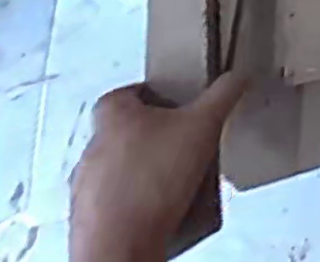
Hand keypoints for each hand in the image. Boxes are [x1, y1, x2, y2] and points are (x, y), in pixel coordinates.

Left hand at [69, 74, 248, 261]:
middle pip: (119, 132)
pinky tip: (162, 206)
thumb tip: (236, 76)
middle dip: (149, 132)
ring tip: (176, 174)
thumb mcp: (206, 123)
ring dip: (141, 167)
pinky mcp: (85, 224)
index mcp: (114, 122)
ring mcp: (83, 192)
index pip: (118, 95)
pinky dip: (134, 200)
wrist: (120, 251)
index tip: (167, 98)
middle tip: (181, 135)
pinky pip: (112, 201)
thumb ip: (224, 93)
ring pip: (115, 168)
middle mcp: (91, 153)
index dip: (143, 93)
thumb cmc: (156, 180)